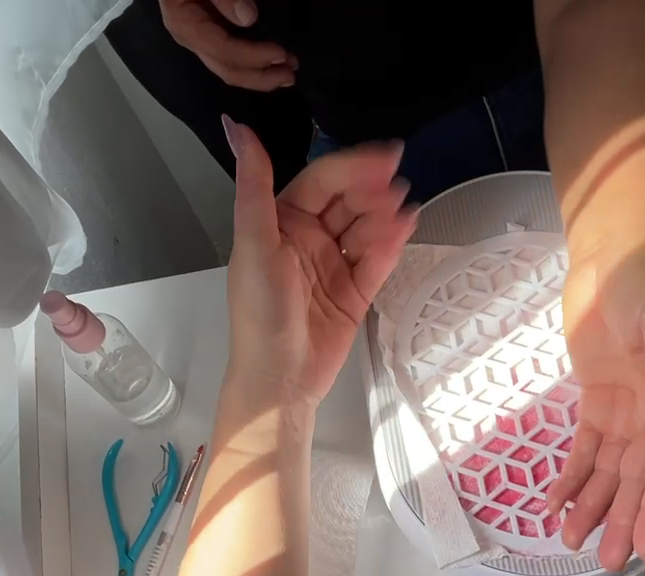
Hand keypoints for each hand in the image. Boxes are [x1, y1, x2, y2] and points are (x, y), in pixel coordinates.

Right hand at [160, 0, 296, 90]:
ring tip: (288, 73)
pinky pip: (232, 58)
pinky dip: (254, 64)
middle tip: (292, 75)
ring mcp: (199, 40)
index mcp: (183, 22)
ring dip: (262, 75)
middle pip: (227, 70)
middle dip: (262, 76)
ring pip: (231, 70)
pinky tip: (273, 63)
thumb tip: (249, 17)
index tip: (280, 54)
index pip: (223, 50)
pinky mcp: (209, 35)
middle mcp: (190, 38)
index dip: (253, 56)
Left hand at [222, 116, 415, 407]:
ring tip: (404, 210)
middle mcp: (308, 239)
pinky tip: (407, 228)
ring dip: (384, 217)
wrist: (281, 380)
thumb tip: (237, 126)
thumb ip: (254, 187)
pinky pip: (375, 261)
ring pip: (365, 229)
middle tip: (398, 186)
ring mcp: (333, 266)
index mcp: (280, 222)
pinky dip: (390, 244)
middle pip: (347, 202)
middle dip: (372, 191)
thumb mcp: (254, 246)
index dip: (351, 168)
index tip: (385, 159)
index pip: (320, 183)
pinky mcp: (354, 293)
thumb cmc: (261, 315)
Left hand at [548, 240, 644, 571]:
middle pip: (640, 480)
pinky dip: (572, 477)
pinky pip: (586, 449)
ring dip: (594, 506)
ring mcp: (627, 412)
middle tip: (606, 562)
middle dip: (624, 520)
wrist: (610, 254)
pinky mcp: (598, 404)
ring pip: (612, 472)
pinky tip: (556, 504)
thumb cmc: (644, 281)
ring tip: (573, 542)